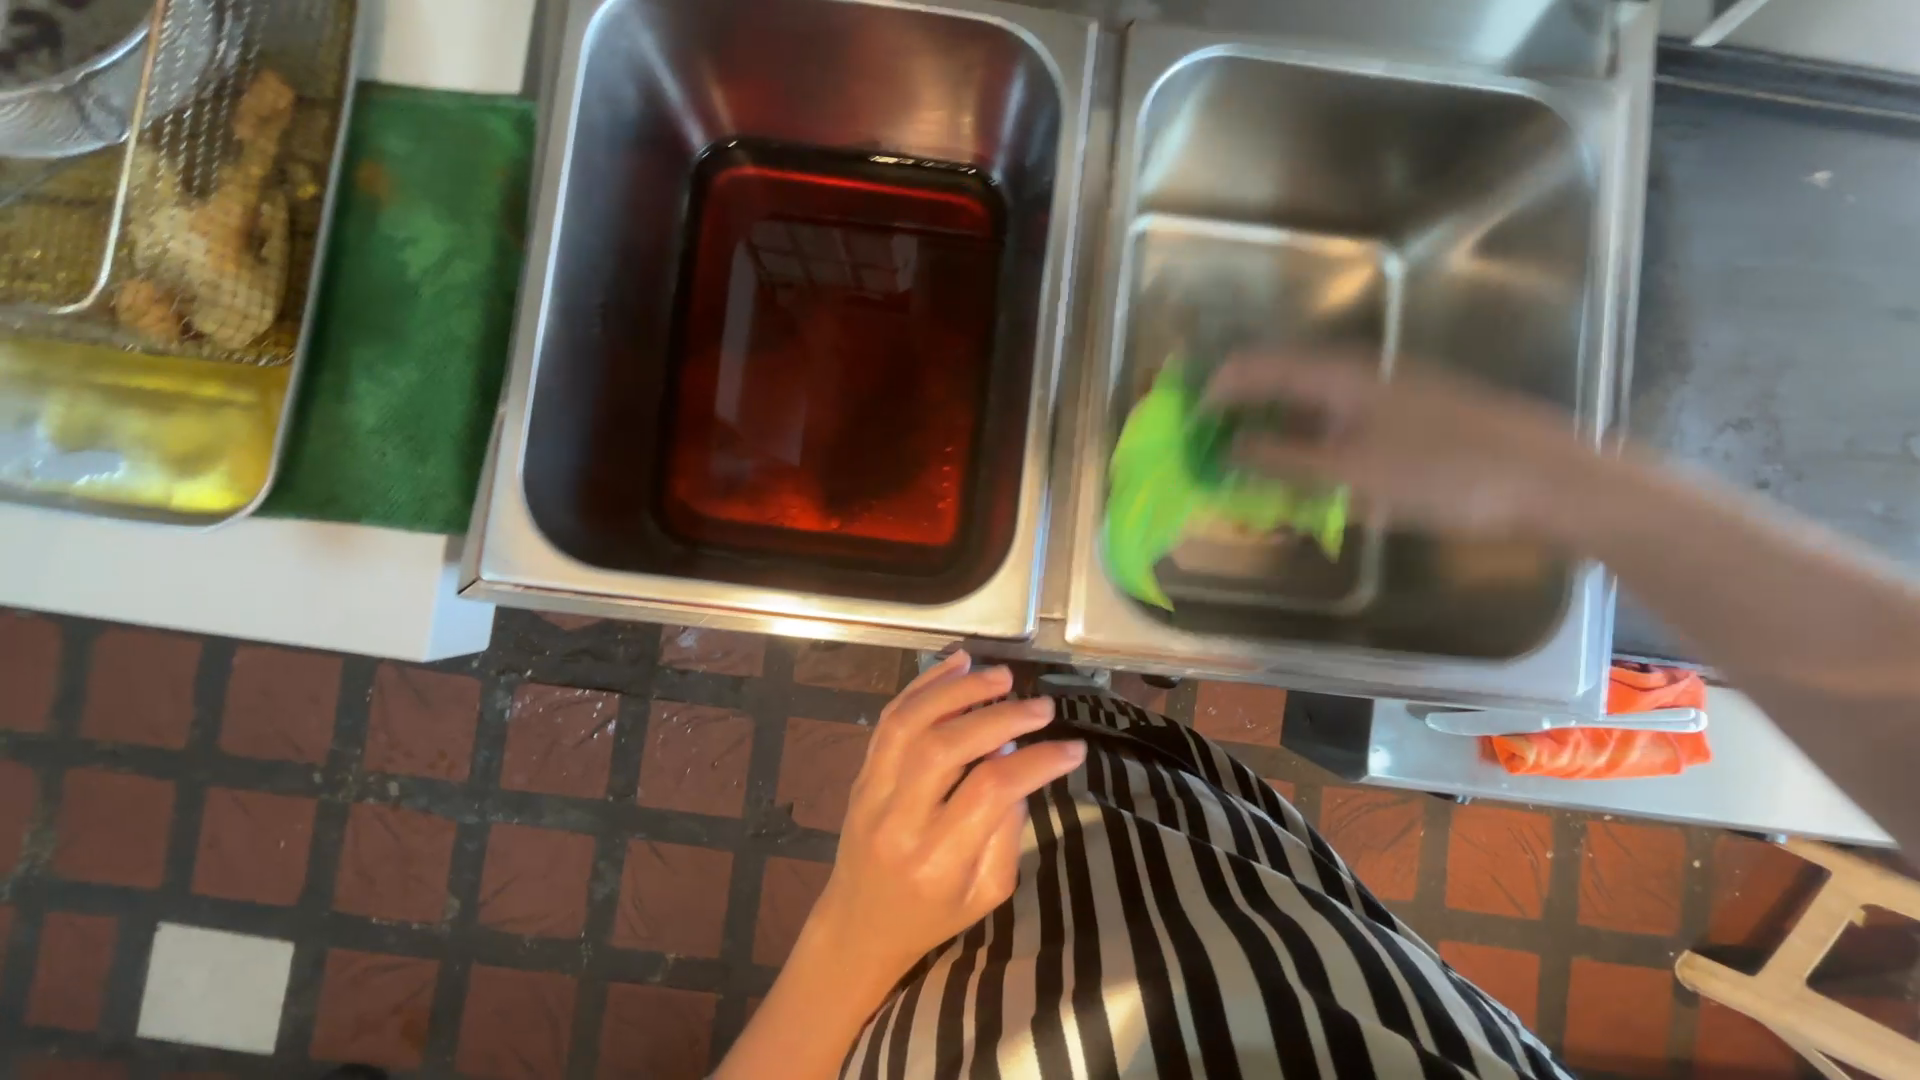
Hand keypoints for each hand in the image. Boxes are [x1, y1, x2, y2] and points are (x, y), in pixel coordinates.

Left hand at [804, 651, 1084, 981]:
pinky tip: (957, 665)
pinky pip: (889, 719)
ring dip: (958, 689)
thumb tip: (1017, 761)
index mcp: (937, 860)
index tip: (1073, 747)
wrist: (859, 924)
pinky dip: (923, 687)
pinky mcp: (861, 773)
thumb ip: (1007, 831)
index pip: (988, 792)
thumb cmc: (933, 915)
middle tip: (1040, 706)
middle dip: (998, 717)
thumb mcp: (987, 893)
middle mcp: (899, 820)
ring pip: (910, 723)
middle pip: (944, 748)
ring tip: (1001, 676)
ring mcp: (872, 791)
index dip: (1035, 762)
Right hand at [1204, 352, 1601, 537]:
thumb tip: (1227, 448)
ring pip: (1306, 401)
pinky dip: (1305, 439)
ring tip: (1246, 467)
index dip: (1212, 393)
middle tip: (1209, 453)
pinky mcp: (1405, 413)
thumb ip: (1283, 459)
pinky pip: (1334, 419)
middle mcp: (1356, 371)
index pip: (1251, 368)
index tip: (1183, 429)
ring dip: (1270, 428)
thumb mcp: (1352, 474)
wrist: (1551, 481)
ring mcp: (1384, 390)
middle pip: (1276, 379)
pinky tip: (1306, 472)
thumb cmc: (1445, 473)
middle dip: (1236, 412)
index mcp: (1337, 374)